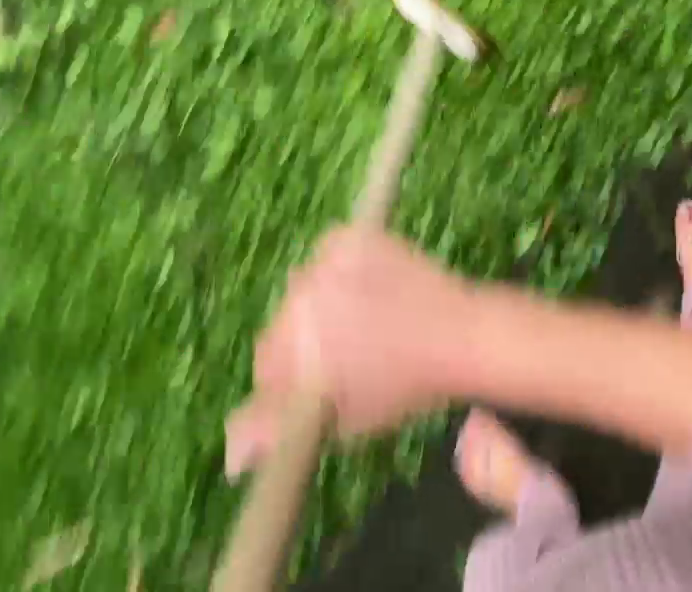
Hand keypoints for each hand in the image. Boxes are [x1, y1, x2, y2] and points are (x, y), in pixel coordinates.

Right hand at [223, 225, 471, 479]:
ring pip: (304, 288)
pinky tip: (365, 287)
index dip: (292, 380)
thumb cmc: (404, 386)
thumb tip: (230, 454)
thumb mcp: (340, 421)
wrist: (460, 334)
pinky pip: (326, 252)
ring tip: (364, 320)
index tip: (323, 383)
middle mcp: (299, 300)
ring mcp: (325, 263)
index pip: (266, 365)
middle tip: (350, 353)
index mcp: (292, 348)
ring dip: (323, 302)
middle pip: (285, 324)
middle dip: (307, 341)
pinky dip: (339, 267)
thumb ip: (279, 431)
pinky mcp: (349, 238)